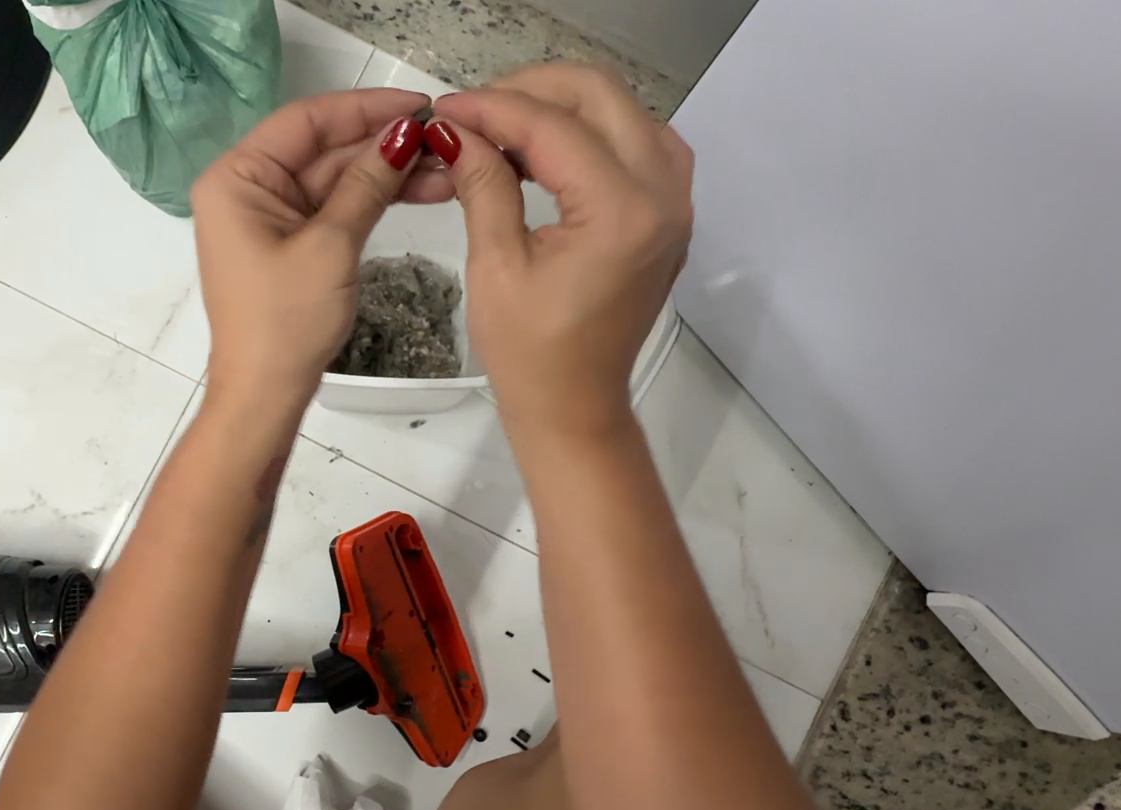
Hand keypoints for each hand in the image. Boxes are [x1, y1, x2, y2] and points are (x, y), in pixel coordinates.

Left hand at [191, 88, 451, 423]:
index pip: (307, 121)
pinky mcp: (288, 246)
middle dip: (384, 146)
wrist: (265, 394)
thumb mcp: (331, 246)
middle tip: (446, 142)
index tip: (423, 106)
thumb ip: (367, 184)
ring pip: (334, 181)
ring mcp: (268, 220)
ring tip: (446, 171)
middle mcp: (247, 190)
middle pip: (323, 150)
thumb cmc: (286, 323)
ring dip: (386, 176)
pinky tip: (416, 192)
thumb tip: (406, 133)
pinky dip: (370, 203)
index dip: (367, 108)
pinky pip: (333, 211)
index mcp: (238, 178)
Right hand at [428, 64, 694, 435]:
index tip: (444, 111)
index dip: (492, 109)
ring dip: (562, 108)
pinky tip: (546, 152)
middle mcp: (664, 193)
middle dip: (529, 92)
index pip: (553, 127)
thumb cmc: (529, 356)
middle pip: (600, 96)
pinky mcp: (668, 215)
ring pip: (623, 111)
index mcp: (620, 212)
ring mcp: (675, 202)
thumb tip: (456, 132)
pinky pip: (637, 143)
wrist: (574, 407)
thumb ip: (484, 186)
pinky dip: (590, 134)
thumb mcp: (496, 269)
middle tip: (472, 114)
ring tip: (503, 130)